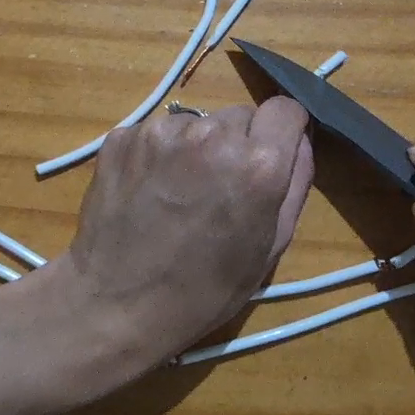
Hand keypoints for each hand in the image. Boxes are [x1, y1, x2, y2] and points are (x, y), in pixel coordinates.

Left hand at [54, 97, 314, 369]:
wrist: (116, 304)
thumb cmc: (204, 290)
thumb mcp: (270, 248)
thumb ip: (295, 184)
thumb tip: (299, 140)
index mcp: (258, 163)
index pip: (285, 110)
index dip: (281, 134)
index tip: (269, 158)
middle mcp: (212, 134)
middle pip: (240, 117)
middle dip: (237, 145)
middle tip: (217, 191)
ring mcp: (162, 131)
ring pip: (196, 124)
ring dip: (195, 148)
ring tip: (177, 195)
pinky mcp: (123, 136)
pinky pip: (156, 134)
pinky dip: (158, 154)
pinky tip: (148, 192)